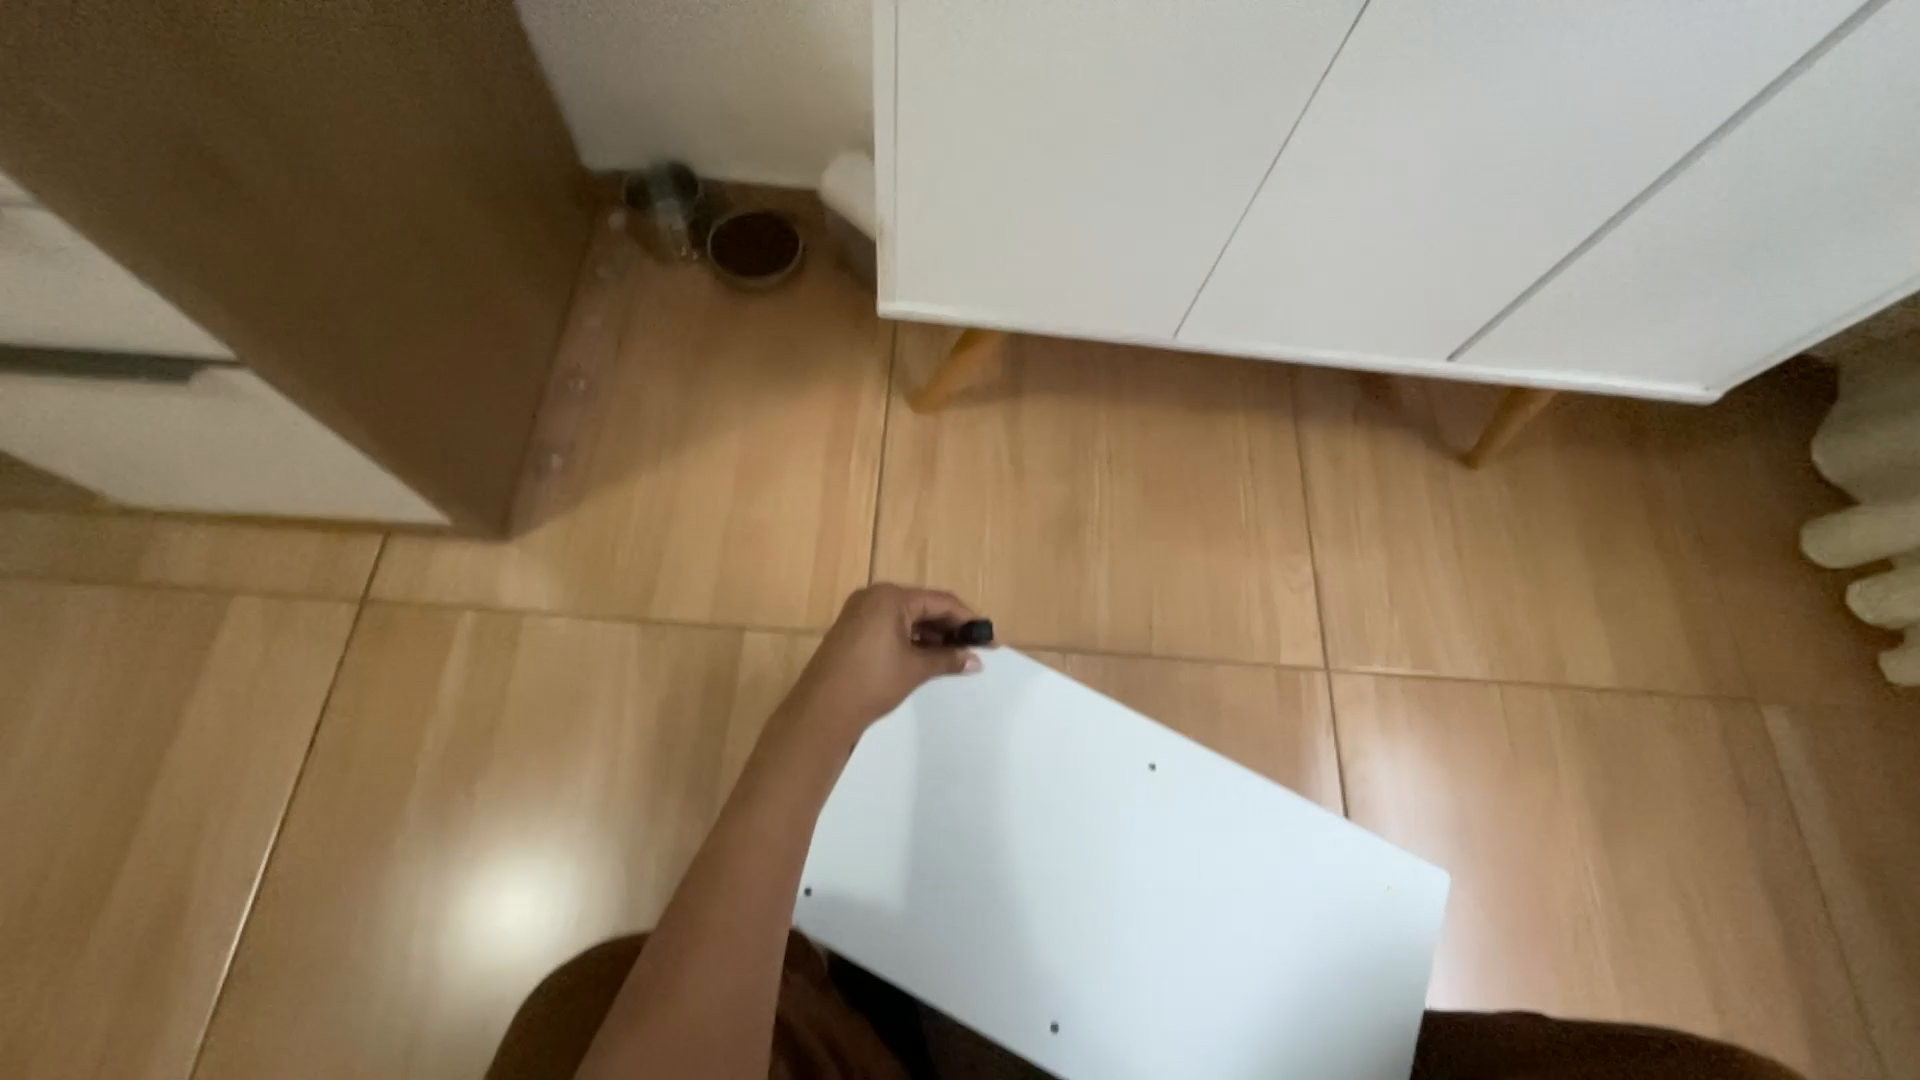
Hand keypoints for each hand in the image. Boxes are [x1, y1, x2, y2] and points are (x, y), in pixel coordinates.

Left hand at [780, 584, 984, 742]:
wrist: (821, 711)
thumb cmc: (871, 682)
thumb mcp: (915, 669)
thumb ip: (947, 659)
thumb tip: (975, 660)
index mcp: (890, 597)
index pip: (940, 601)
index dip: (968, 619)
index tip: (989, 636)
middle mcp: (874, 597)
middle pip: (923, 606)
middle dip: (950, 627)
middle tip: (975, 647)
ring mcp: (860, 613)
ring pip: (907, 618)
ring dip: (932, 635)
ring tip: (957, 655)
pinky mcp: (853, 630)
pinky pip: (891, 627)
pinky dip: (912, 639)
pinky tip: (930, 657)